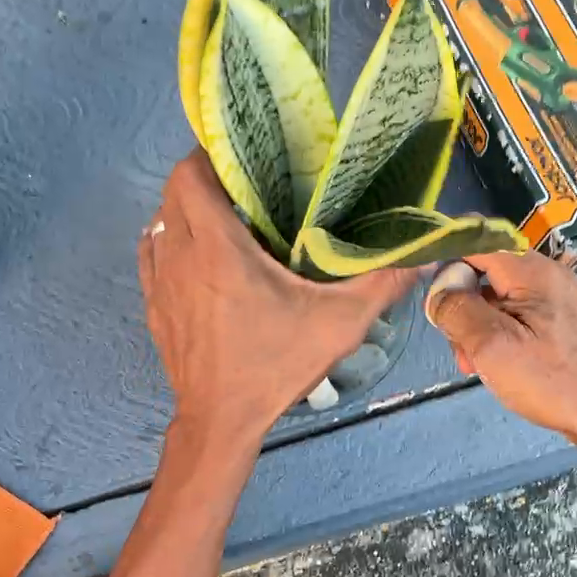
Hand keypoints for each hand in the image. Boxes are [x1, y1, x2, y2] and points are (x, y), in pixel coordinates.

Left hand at [139, 151, 415, 445]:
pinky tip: (195, 253)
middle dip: (203, 180)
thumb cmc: (274, 368)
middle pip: (174, 192)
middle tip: (243, 188)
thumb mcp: (337, 325)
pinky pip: (151, 254)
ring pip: (159, 221)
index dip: (210, 155)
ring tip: (223, 219)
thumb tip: (425, 255)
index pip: (191, 175)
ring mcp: (159, 282)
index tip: (244, 158)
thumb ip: (380, 284)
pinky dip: (168, 241)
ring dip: (184, 211)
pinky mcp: (153, 307)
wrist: (221, 421)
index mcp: (217, 248)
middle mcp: (179, 255)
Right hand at [426, 251, 576, 447]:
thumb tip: (439, 292)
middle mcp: (545, 275)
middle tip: (461, 351)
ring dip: (477, 328)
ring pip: (498, 298)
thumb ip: (458, 312)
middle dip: (460, 305)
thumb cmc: (555, 381)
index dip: (444, 259)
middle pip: (484, 272)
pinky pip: (517, 317)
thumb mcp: (494, 347)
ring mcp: (556, 299)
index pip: (474, 239)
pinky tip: (500, 367)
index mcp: (530, 271)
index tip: (431, 298)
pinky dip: (499, 337)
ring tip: (479, 367)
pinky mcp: (562, 323)